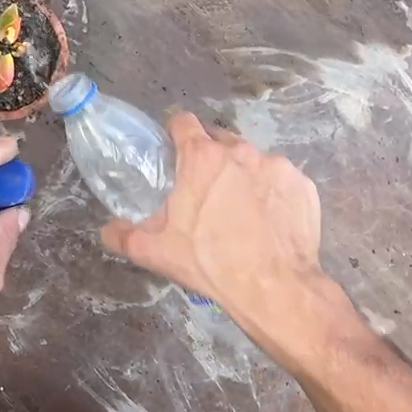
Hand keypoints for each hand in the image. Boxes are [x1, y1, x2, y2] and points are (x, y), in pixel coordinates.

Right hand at [100, 113, 345, 362]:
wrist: (275, 290)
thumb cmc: (210, 262)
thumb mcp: (154, 252)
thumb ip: (123, 236)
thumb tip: (107, 231)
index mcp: (202, 157)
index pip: (183, 121)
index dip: (174, 131)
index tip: (171, 148)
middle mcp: (241, 151)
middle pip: (219, 139)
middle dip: (209, 157)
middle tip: (202, 189)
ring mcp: (277, 167)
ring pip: (252, 160)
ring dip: (242, 175)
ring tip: (238, 209)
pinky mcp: (304, 187)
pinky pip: (281, 181)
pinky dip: (272, 193)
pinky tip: (267, 221)